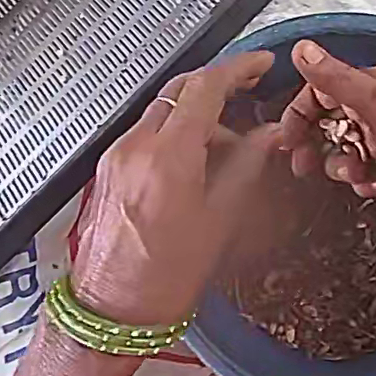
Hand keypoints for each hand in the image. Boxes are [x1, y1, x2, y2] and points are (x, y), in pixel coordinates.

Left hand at [69, 52, 283, 326]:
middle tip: (247, 92)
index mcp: (167, 158)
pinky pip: (146, 132)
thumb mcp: (219, 220)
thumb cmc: (166, 277)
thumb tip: (268, 136)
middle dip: (217, 85)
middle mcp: (135, 147)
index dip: (238, 69)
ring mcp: (116, 155)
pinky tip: (194, 158)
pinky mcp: (107, 168)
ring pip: (162, 110)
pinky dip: (174, 132)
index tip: (260, 65)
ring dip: (196, 113)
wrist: (111, 311)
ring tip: (226, 145)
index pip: (205, 88)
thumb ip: (245, 166)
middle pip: (179, 90)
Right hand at [280, 40, 375, 201]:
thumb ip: (336, 78)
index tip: (287, 138)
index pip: (318, 94)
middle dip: (315, 147)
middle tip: (304, 166)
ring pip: (344, 153)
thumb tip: (302, 49)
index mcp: (367, 87)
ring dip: (344, 168)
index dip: (298, 115)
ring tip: (359, 175)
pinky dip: (368, 181)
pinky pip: (366, 172)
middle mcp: (373, 109)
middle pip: (327, 126)